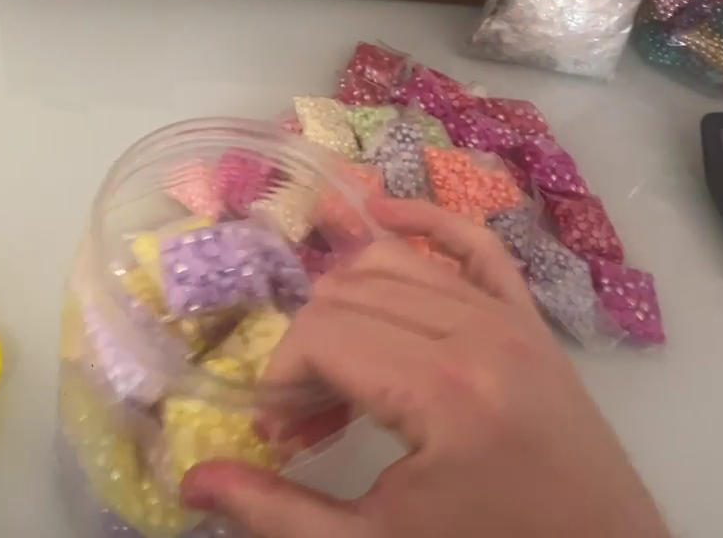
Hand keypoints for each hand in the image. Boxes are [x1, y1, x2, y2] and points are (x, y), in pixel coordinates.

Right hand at [181, 198, 668, 537]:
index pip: (321, 335)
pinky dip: (422, 220)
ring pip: (389, 261)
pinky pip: (470, 242)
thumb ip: (279, 513)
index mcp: (442, 393)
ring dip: (344, 302)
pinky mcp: (530, 319)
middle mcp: (475, 333)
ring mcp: (509, 317)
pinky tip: (380, 214)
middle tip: (305, 413)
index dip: (281, 377)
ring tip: (337, 366)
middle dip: (307, 349)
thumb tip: (192, 482)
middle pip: (345, 295)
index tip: (279, 430)